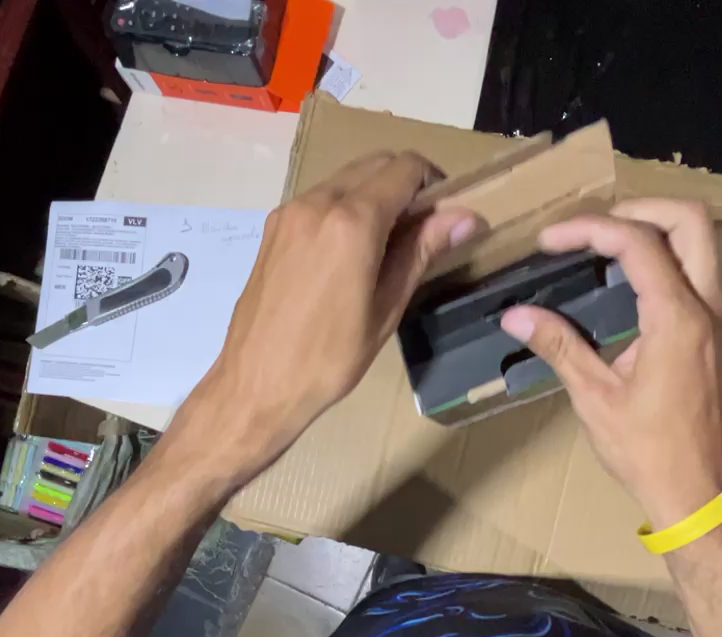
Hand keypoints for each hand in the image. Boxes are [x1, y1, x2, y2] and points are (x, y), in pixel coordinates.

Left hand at [170, 152, 479, 480]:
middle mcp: (317, 203)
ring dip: (373, 196)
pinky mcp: (272, 231)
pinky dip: (344, 209)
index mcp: (351, 222)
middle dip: (405, 186)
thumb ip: (421, 253)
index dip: (433, 184)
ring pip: (344, 180)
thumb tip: (465, 217)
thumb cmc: (328, 360)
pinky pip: (318, 201)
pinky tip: (350, 255)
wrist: (256, 385)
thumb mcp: (385, 310)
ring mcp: (289, 214)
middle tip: (422, 231)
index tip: (445, 216)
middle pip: (374, 165)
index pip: (404, 169)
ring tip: (386, 247)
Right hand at [499, 199, 721, 528]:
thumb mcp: (594, 397)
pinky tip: (629, 280)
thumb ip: (559, 347)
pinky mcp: (713, 333)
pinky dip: (670, 255)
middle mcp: (706, 307)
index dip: (590, 230)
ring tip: (612, 242)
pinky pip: (702, 269)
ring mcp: (717, 318)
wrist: (691, 487)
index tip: (550, 241)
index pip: (639, 245)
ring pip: (708, 240)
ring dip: (663, 227)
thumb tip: (515, 316)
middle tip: (594, 226)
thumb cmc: (643, 449)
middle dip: (640, 209)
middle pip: (692, 221)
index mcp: (676, 320)